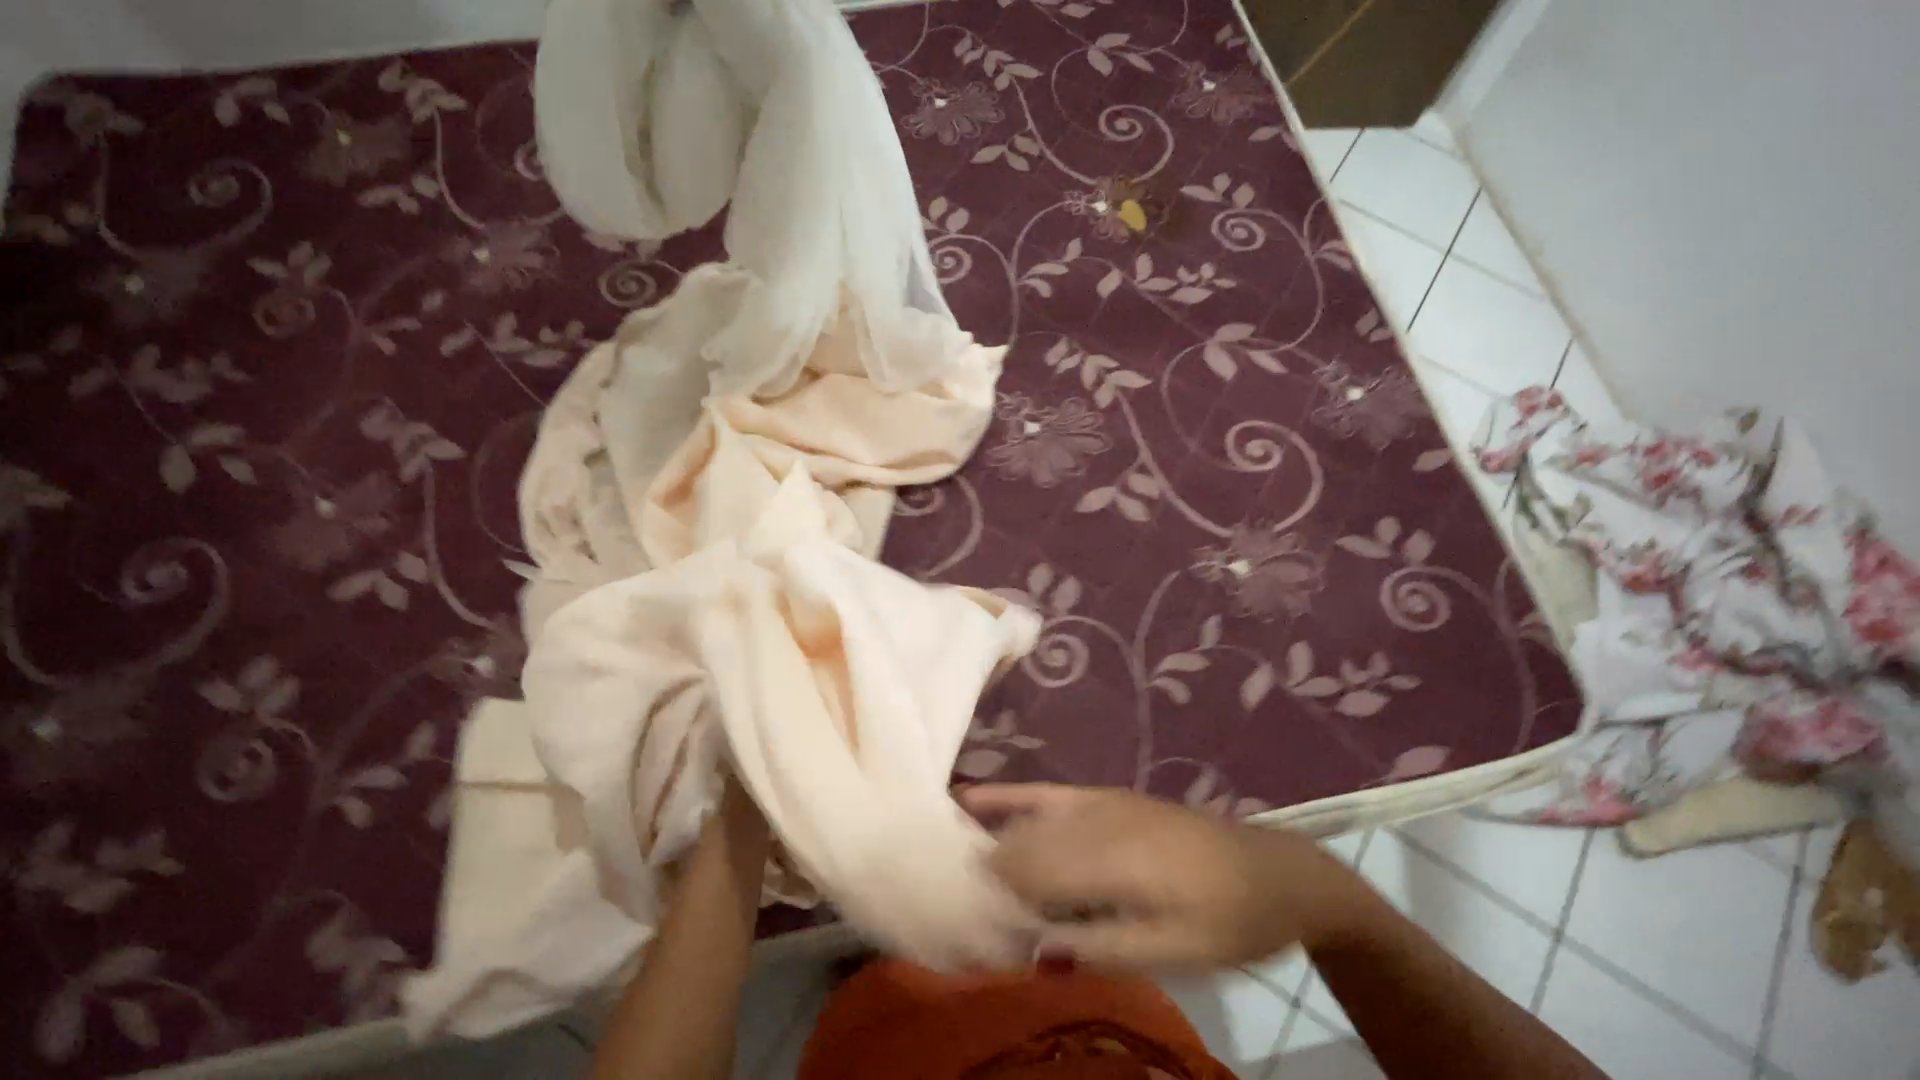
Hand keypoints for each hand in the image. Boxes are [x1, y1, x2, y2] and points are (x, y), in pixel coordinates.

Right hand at [962, 784, 1375, 971]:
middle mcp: (1101, 821)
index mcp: (1117, 860)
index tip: (964, 925)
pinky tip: (971, 798)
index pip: (1032, 876)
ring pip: (1028, 822)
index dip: (996, 900)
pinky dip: (1009, 798)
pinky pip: (1049, 794)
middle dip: (987, 876)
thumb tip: (1035, 949)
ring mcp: (1103, 802)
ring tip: (952, 870)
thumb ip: (1104, 947)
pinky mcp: (1109, 797)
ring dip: (991, 846)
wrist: (1279, 873)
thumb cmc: (1231, 921)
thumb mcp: (1175, 950)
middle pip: (1022, 846)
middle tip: (953, 906)